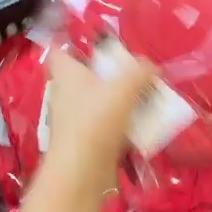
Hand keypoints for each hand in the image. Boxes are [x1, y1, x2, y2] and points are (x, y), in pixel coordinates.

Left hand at [38, 51, 152, 195]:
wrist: (82, 171)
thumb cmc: (95, 120)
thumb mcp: (124, 87)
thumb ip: (140, 71)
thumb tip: (152, 66)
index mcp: (66, 74)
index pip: (59, 50)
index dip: (71, 42)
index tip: (92, 40)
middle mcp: (65, 94)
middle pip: (84, 76)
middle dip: (107, 74)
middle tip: (132, 71)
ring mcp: (73, 120)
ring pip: (96, 102)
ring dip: (118, 100)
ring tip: (144, 98)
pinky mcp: (84, 142)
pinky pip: (104, 126)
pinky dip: (121, 124)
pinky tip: (141, 126)